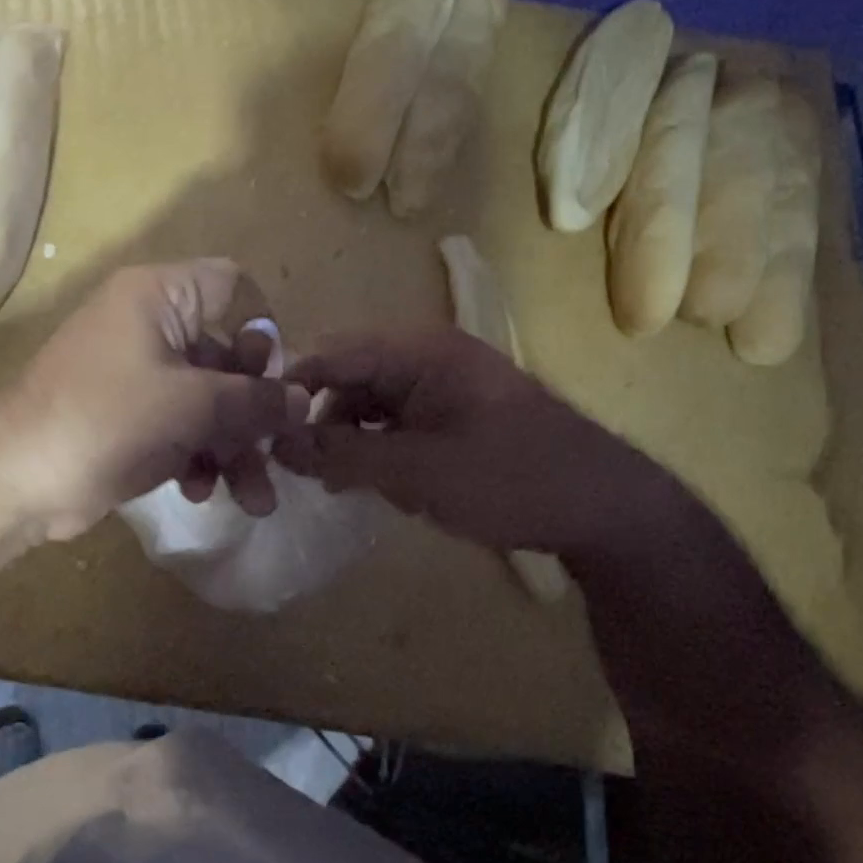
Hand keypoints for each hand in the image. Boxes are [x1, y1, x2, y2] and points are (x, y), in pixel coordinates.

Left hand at [0, 260, 308, 541]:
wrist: (14, 481)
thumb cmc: (104, 421)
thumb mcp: (190, 406)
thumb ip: (255, 400)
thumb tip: (305, 401)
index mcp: (157, 296)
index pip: (232, 287)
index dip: (262, 329)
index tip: (277, 380)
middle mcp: (147, 325)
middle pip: (226, 355)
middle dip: (255, 412)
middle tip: (282, 455)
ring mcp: (135, 375)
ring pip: (207, 400)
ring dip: (233, 448)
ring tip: (255, 501)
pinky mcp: (127, 418)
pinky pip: (180, 426)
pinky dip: (196, 456)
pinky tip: (197, 491)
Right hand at [272, 329, 665, 553]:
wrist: (604, 509)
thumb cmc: (509, 480)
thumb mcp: (416, 471)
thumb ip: (342, 455)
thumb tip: (278, 444)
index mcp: (420, 352)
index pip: (332, 356)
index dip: (289, 391)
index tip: (258, 432)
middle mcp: (428, 358)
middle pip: (348, 379)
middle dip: (319, 421)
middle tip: (295, 468)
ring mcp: (444, 387)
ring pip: (370, 404)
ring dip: (348, 440)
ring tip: (336, 483)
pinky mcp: (455, 416)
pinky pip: (397, 422)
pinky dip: (379, 450)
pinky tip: (377, 484)